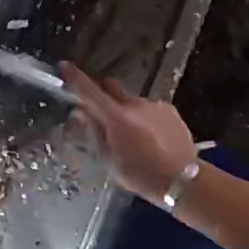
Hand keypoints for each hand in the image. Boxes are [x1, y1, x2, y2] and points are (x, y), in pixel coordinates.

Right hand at [61, 63, 196, 202]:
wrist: (184, 181)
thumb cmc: (141, 175)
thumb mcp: (108, 159)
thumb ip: (93, 132)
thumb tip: (81, 113)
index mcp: (116, 118)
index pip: (89, 91)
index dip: (74, 78)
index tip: (64, 66)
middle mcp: (135, 105)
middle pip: (111, 88)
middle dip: (103, 96)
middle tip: (102, 115)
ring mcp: (154, 105)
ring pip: (131, 100)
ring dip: (126, 111)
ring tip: (133, 136)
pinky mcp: (170, 110)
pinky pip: (149, 108)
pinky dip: (144, 117)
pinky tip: (150, 137)